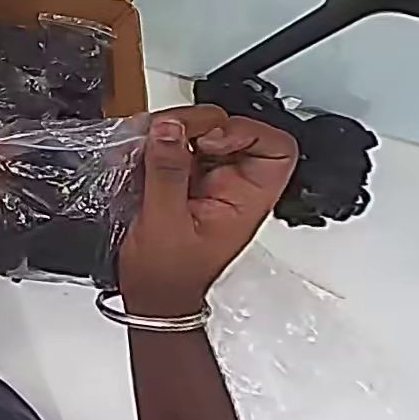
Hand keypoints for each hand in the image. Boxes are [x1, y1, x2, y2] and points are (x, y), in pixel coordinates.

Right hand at [119, 106, 298, 316]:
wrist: (150, 295)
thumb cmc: (166, 276)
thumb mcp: (165, 224)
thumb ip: (167, 173)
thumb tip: (170, 128)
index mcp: (245, 198)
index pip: (275, 148)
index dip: (247, 132)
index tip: (210, 139)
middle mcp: (231, 182)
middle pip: (231, 128)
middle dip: (197, 124)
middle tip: (169, 133)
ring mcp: (206, 175)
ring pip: (202, 128)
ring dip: (173, 127)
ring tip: (151, 141)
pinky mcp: (182, 172)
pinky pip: (176, 139)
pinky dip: (158, 137)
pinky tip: (143, 149)